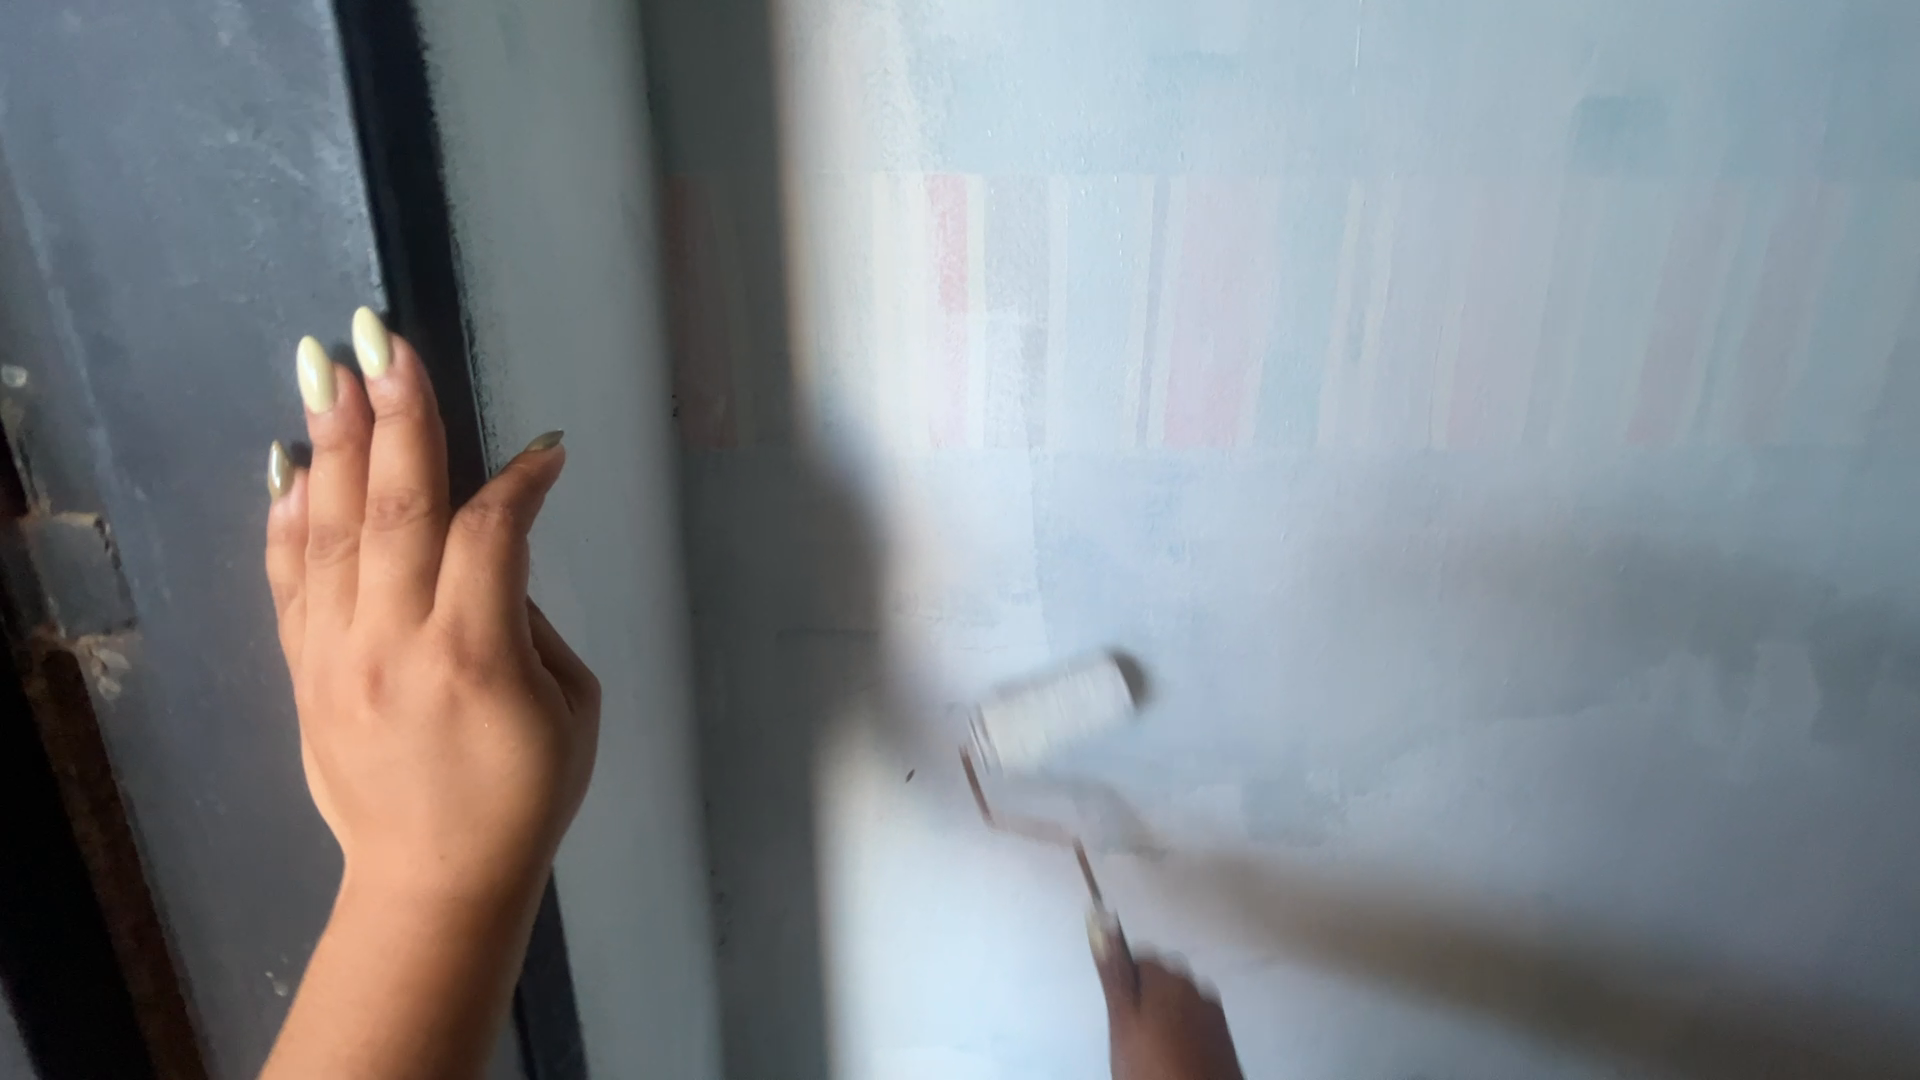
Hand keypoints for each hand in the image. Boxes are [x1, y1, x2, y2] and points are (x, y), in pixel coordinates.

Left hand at [264, 308, 599, 911]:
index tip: (546, 448)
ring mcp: (333, 654)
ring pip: (329, 529)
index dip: (520, 481)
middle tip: (384, 338)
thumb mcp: (569, 701)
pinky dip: (287, 512)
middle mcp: (392, 641)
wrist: (436, 876)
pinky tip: (287, 458)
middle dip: (395, 416)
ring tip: (328, 366)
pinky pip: (288, 576)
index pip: (489, 533)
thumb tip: (488, 568)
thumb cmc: (529, 790)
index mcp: (476, 653)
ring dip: (332, 442)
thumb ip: (525, 621)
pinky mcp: (302, 669)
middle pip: (392, 509)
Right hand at [1091, 916, 1243, 1079]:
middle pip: (1162, 976)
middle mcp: (1195, 985)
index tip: (1122, 1008)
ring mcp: (1213, 1012)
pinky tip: (1176, 1056)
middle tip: (1135, 1032)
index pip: (1140, 955)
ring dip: (1168, 1014)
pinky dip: (1187, 1031)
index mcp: (1168, 976)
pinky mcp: (1224, 1037)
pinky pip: (1197, 1021)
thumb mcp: (1121, 1019)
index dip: (1127, 981)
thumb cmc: (1153, 1065)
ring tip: (1156, 1048)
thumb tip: (1102, 924)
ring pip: (1181, 1000)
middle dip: (1147, 996)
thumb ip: (1113, 971)